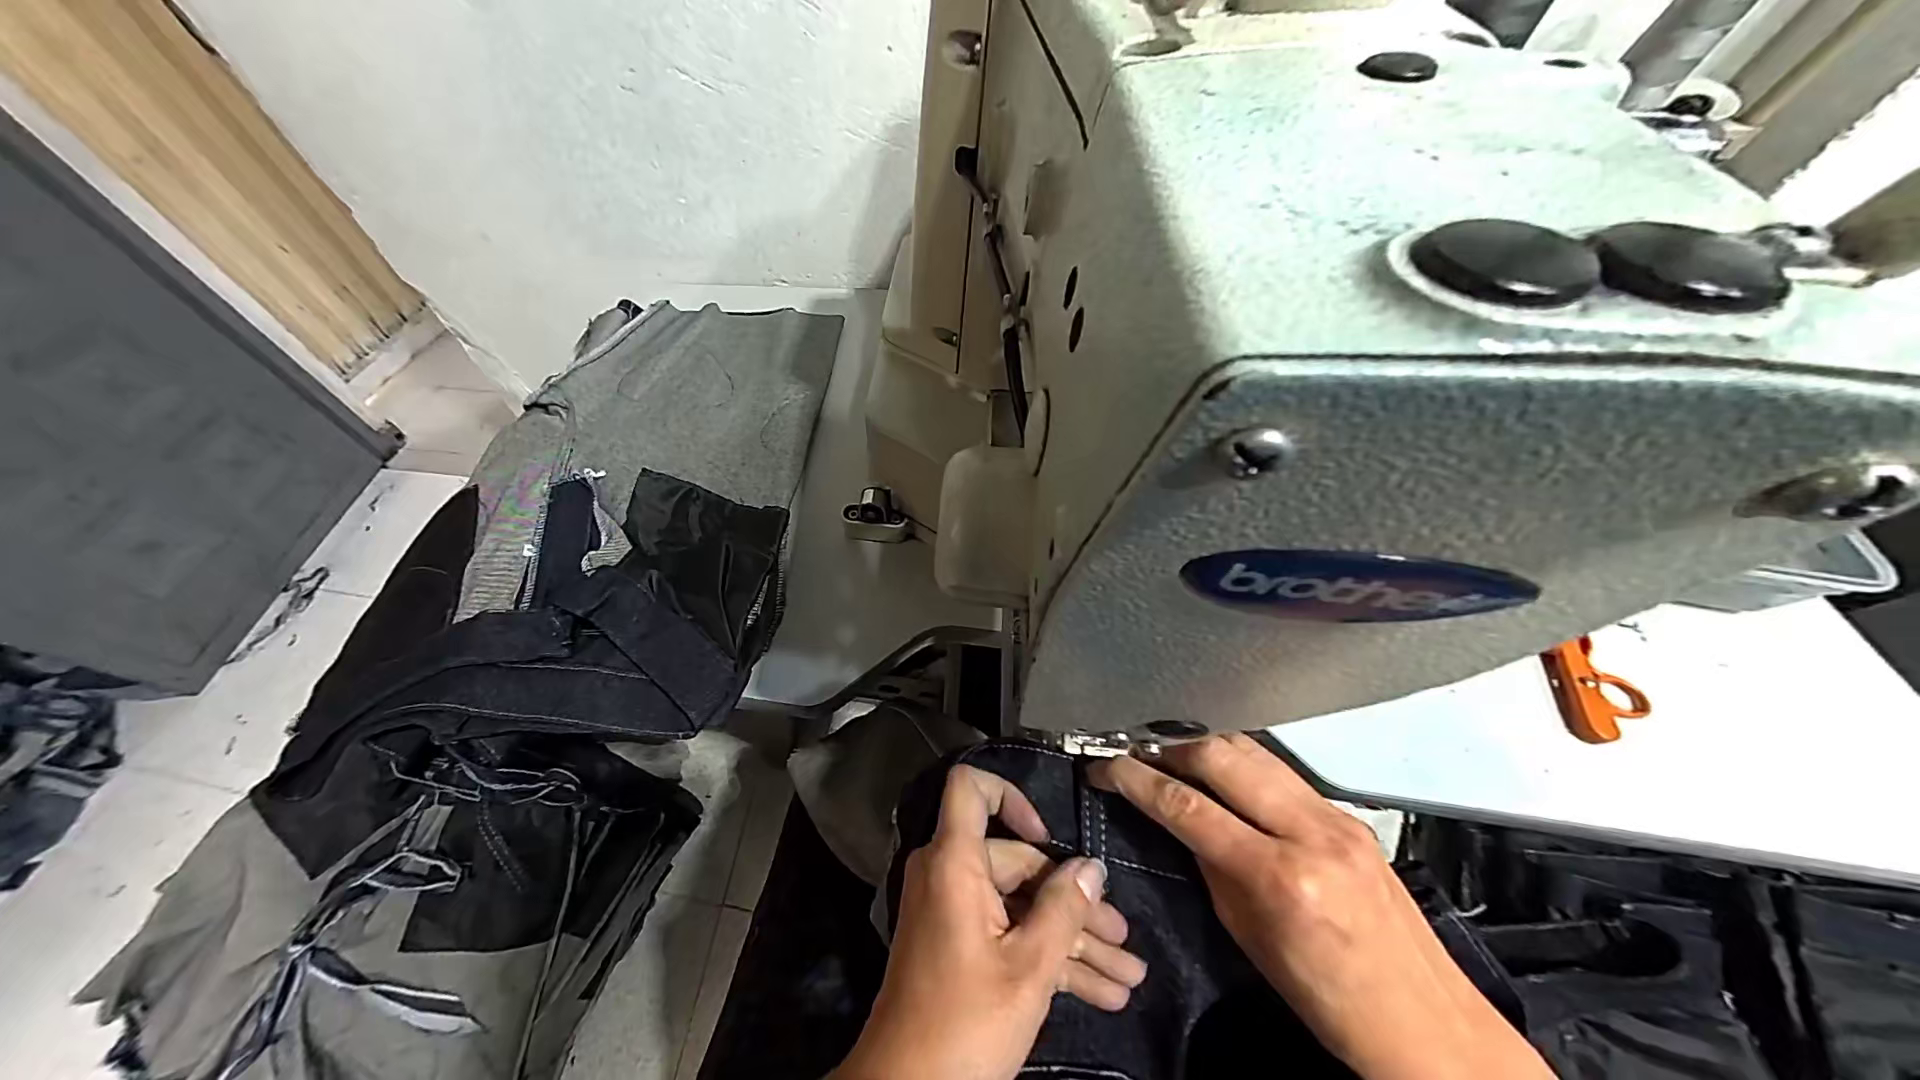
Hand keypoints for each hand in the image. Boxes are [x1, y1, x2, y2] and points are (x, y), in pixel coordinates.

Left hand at [833, 765, 1147, 1079]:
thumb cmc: (966, 1021)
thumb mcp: (1028, 966)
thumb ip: (1064, 909)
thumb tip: (1092, 867)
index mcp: (955, 861)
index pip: (969, 789)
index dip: (1010, 796)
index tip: (1048, 835)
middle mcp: (950, 875)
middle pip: (1018, 864)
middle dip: (1076, 904)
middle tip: (1124, 936)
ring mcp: (954, 912)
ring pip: (1021, 908)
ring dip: (1073, 941)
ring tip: (1129, 975)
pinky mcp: (961, 946)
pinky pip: (1009, 935)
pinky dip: (1049, 959)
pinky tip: (1103, 992)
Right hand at [1090, 735, 1549, 1079]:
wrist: (1425, 1025)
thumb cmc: (1328, 999)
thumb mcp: (1247, 935)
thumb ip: (1211, 865)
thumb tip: (1177, 818)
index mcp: (1281, 877)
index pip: (1188, 806)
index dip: (1136, 779)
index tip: (1106, 768)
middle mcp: (1312, 832)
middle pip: (1222, 756)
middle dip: (1168, 745)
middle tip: (1135, 750)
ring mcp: (1337, 817)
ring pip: (1254, 751)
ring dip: (1203, 744)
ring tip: (1168, 749)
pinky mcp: (1349, 815)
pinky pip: (1281, 771)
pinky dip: (1240, 761)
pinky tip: (1220, 768)